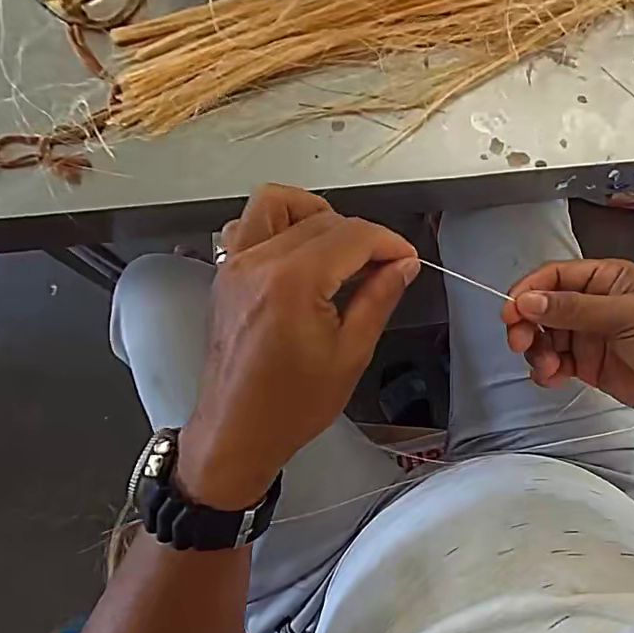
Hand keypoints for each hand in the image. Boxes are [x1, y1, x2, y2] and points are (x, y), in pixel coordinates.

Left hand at [177, 185, 418, 508]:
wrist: (239, 429)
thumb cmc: (290, 404)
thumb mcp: (352, 353)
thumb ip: (379, 298)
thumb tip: (402, 267)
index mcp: (293, 283)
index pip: (353, 235)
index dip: (390, 243)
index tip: (406, 260)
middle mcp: (259, 264)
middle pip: (323, 219)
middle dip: (364, 236)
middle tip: (387, 266)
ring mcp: (236, 266)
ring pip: (278, 203)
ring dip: (317, 215)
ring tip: (342, 247)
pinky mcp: (226, 274)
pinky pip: (249, 225)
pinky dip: (279, 225)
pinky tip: (301, 252)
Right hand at [502, 258, 633, 417]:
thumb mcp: (627, 316)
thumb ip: (575, 309)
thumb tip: (530, 300)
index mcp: (608, 279)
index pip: (557, 277)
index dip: (529, 291)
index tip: (511, 311)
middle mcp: (597, 304)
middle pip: (545, 308)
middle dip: (528, 324)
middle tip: (520, 342)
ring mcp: (593, 336)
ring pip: (548, 337)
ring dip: (538, 350)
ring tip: (546, 366)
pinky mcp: (591, 365)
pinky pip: (558, 362)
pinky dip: (547, 369)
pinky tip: (551, 376)